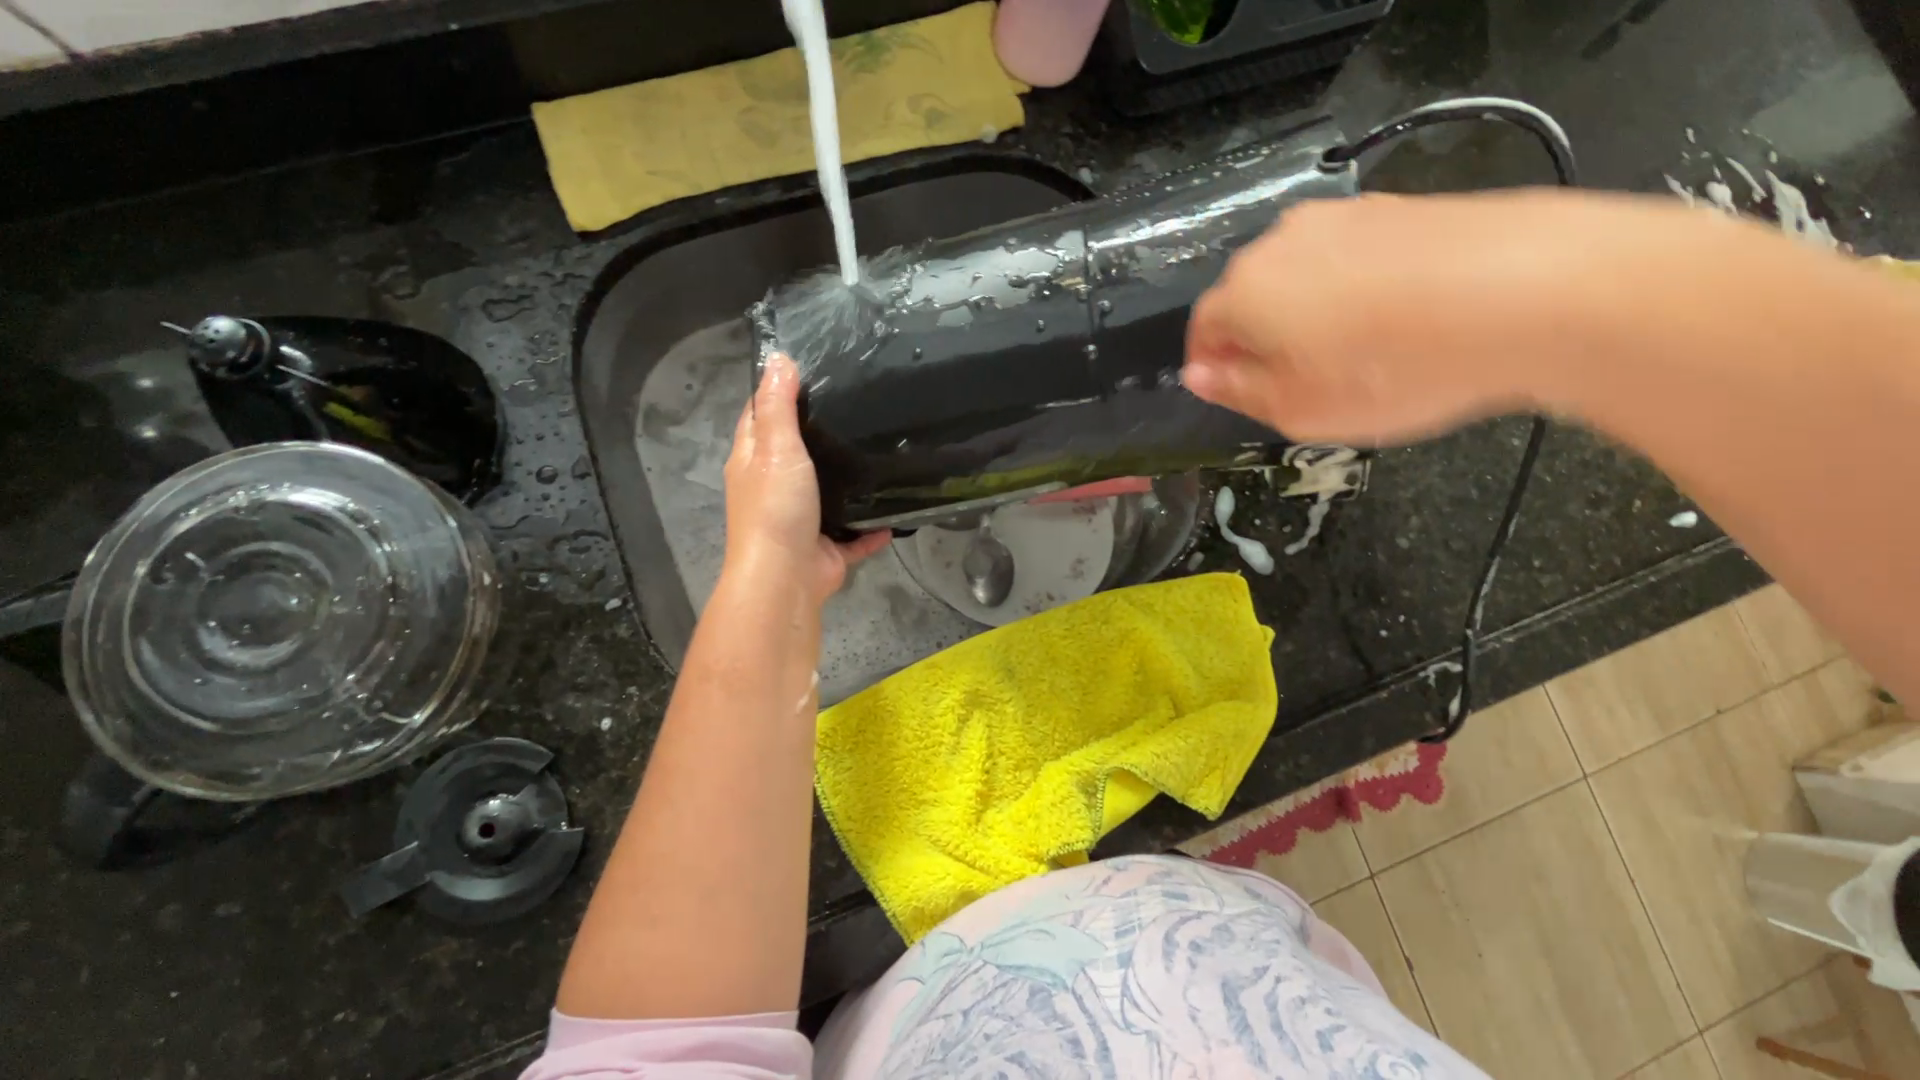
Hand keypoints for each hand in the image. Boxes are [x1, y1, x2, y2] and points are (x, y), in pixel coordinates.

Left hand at [723, 354, 889, 603]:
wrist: (785, 579)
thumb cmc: (776, 507)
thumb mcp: (776, 446)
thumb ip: (778, 405)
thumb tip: (779, 359)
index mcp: (752, 461)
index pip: (760, 416)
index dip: (778, 392)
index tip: (811, 370)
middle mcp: (772, 489)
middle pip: (794, 454)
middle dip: (819, 434)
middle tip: (859, 407)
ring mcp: (799, 521)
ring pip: (826, 495)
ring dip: (847, 482)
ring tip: (880, 452)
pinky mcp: (825, 550)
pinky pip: (853, 536)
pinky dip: (871, 529)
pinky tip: (894, 515)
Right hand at [1181, 190, 1728, 443]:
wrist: (1530, 290)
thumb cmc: (1395, 369)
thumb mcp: (1300, 411)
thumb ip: (1239, 392)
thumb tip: (1201, 374)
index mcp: (1244, 291)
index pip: (1203, 329)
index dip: (1214, 367)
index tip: (1241, 395)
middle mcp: (1282, 241)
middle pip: (1252, 296)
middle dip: (1263, 337)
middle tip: (1304, 383)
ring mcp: (1345, 216)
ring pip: (1305, 274)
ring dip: (1312, 312)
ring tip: (1361, 353)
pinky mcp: (1401, 207)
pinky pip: (1356, 257)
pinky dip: (1361, 290)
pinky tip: (1403, 321)